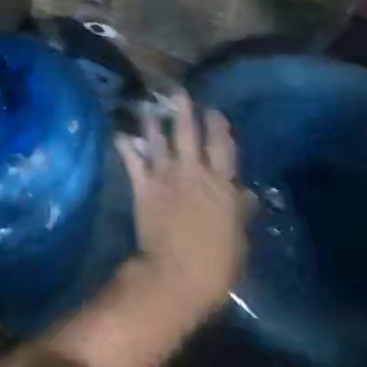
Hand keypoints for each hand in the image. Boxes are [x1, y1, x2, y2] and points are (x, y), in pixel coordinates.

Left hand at [117, 91, 255, 322]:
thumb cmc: (215, 264)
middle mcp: (193, 174)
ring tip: (148, 106)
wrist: (176, 275)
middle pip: (188, 135)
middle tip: (178, 91)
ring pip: (159, 141)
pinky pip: (133, 162)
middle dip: (183, 111)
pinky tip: (121, 134)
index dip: (218, 126)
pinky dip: (126, 146)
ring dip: (153, 122)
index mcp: (221, 186)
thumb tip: (245, 193)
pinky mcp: (143, 188)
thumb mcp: (238, 240)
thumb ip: (239, 212)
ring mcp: (165, 178)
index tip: (213, 110)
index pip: (222, 147)